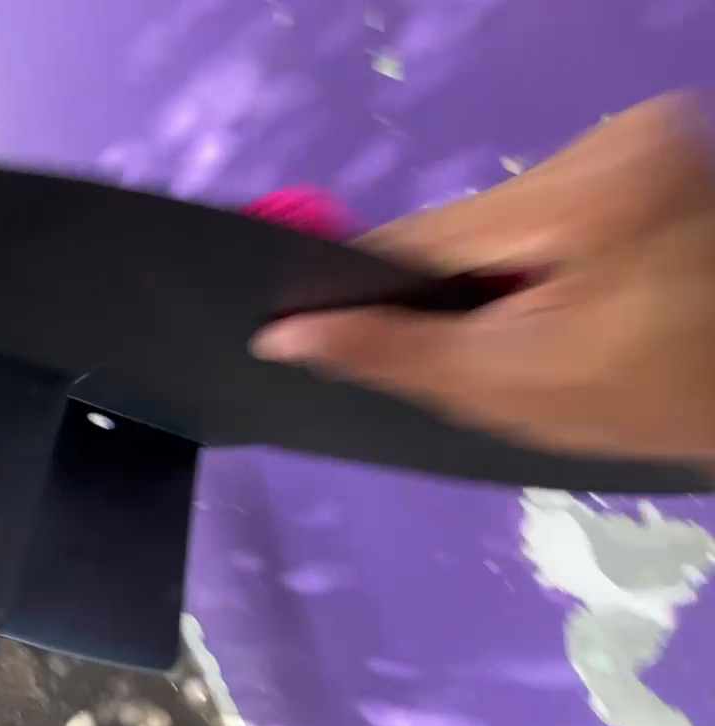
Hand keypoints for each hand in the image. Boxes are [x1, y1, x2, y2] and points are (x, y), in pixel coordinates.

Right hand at [252, 92, 714, 464]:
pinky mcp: (645, 151)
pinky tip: (532, 294)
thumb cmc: (638, 396)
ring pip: (480, 219)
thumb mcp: (492, 383)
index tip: (357, 339)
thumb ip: (379, 351)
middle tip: (463, 343)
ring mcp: (638, 139)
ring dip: (468, 273)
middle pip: (450, 226)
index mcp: (586, 190)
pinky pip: (523, 208)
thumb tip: (273, 335)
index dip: (369, 294)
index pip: (413, 239)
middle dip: (434, 287)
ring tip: (505, 322)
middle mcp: (618, 137)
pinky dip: (509, 256)